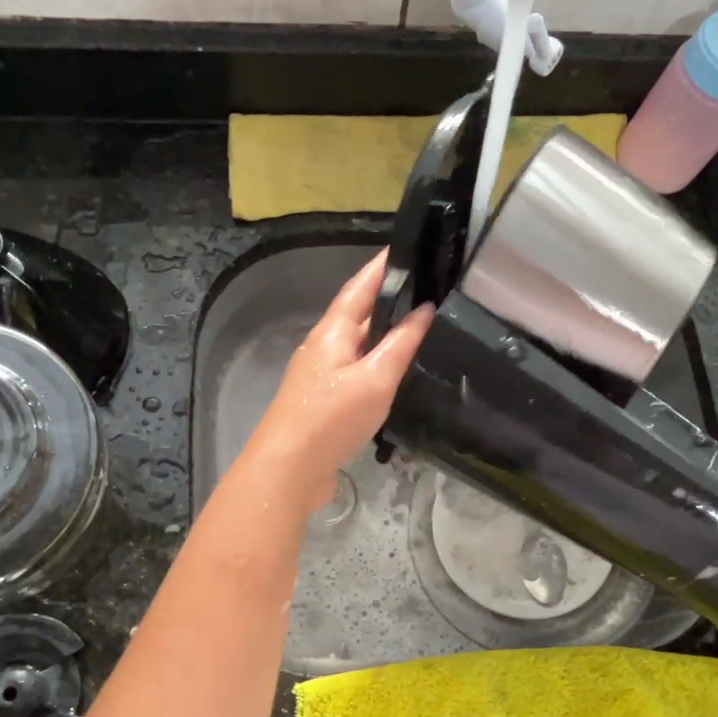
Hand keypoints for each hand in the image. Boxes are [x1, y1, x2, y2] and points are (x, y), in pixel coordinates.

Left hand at [244, 251, 432, 512]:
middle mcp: (323, 347)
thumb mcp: (375, 379)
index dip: (382, 266)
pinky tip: (396, 374)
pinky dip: (378, 364)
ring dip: (384, 334)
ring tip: (421, 327)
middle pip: (358, 314)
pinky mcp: (324, 403)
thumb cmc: (331, 418)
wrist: (288, 469)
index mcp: (332, 332)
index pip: (360, 286)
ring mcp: (321, 377)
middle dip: (389, 299)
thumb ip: (401, 344)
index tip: (408, 247)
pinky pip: (356, 372)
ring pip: (358, 346)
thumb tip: (425, 309)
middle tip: (429, 288)